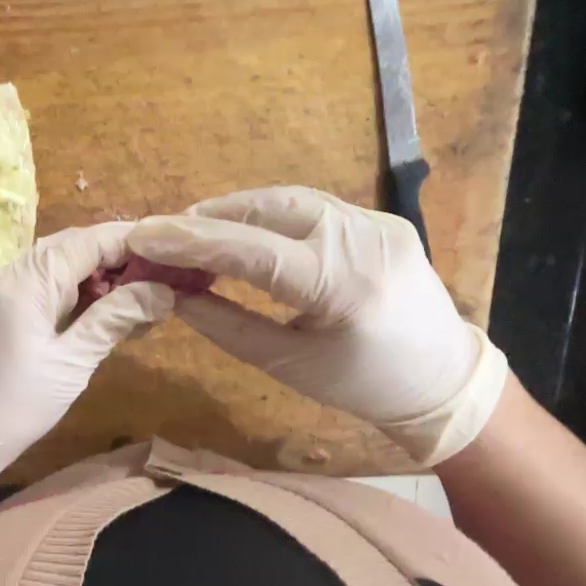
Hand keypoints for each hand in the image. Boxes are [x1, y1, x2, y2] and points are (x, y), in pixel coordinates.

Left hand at [0, 223, 175, 507]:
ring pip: (55, 264)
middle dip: (116, 260)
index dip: (131, 243)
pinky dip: (70, 292)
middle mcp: (6, 272)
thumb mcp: (73, 364)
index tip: (170, 254)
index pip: (87, 240)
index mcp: (24, 282)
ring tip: (136, 301)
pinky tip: (100, 311)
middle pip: (70, 247)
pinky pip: (38, 284)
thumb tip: (163, 290)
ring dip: (95, 277)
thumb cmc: (18, 407)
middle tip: (159, 281)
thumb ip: (116, 318)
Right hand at [127, 187, 508, 464]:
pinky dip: (267, 215)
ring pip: (291, 200)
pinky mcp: (379, 219)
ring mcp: (376, 222)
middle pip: (271, 209)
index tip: (144, 237)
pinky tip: (239, 231)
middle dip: (209, 218)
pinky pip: (313, 207)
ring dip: (235, 211)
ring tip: (191, 231)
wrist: (441, 376)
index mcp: (343, 287)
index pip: (254, 251)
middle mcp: (364, 239)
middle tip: (161, 234)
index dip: (193, 242)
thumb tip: (175, 300)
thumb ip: (228, 327)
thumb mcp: (288, 364)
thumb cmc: (362, 385)